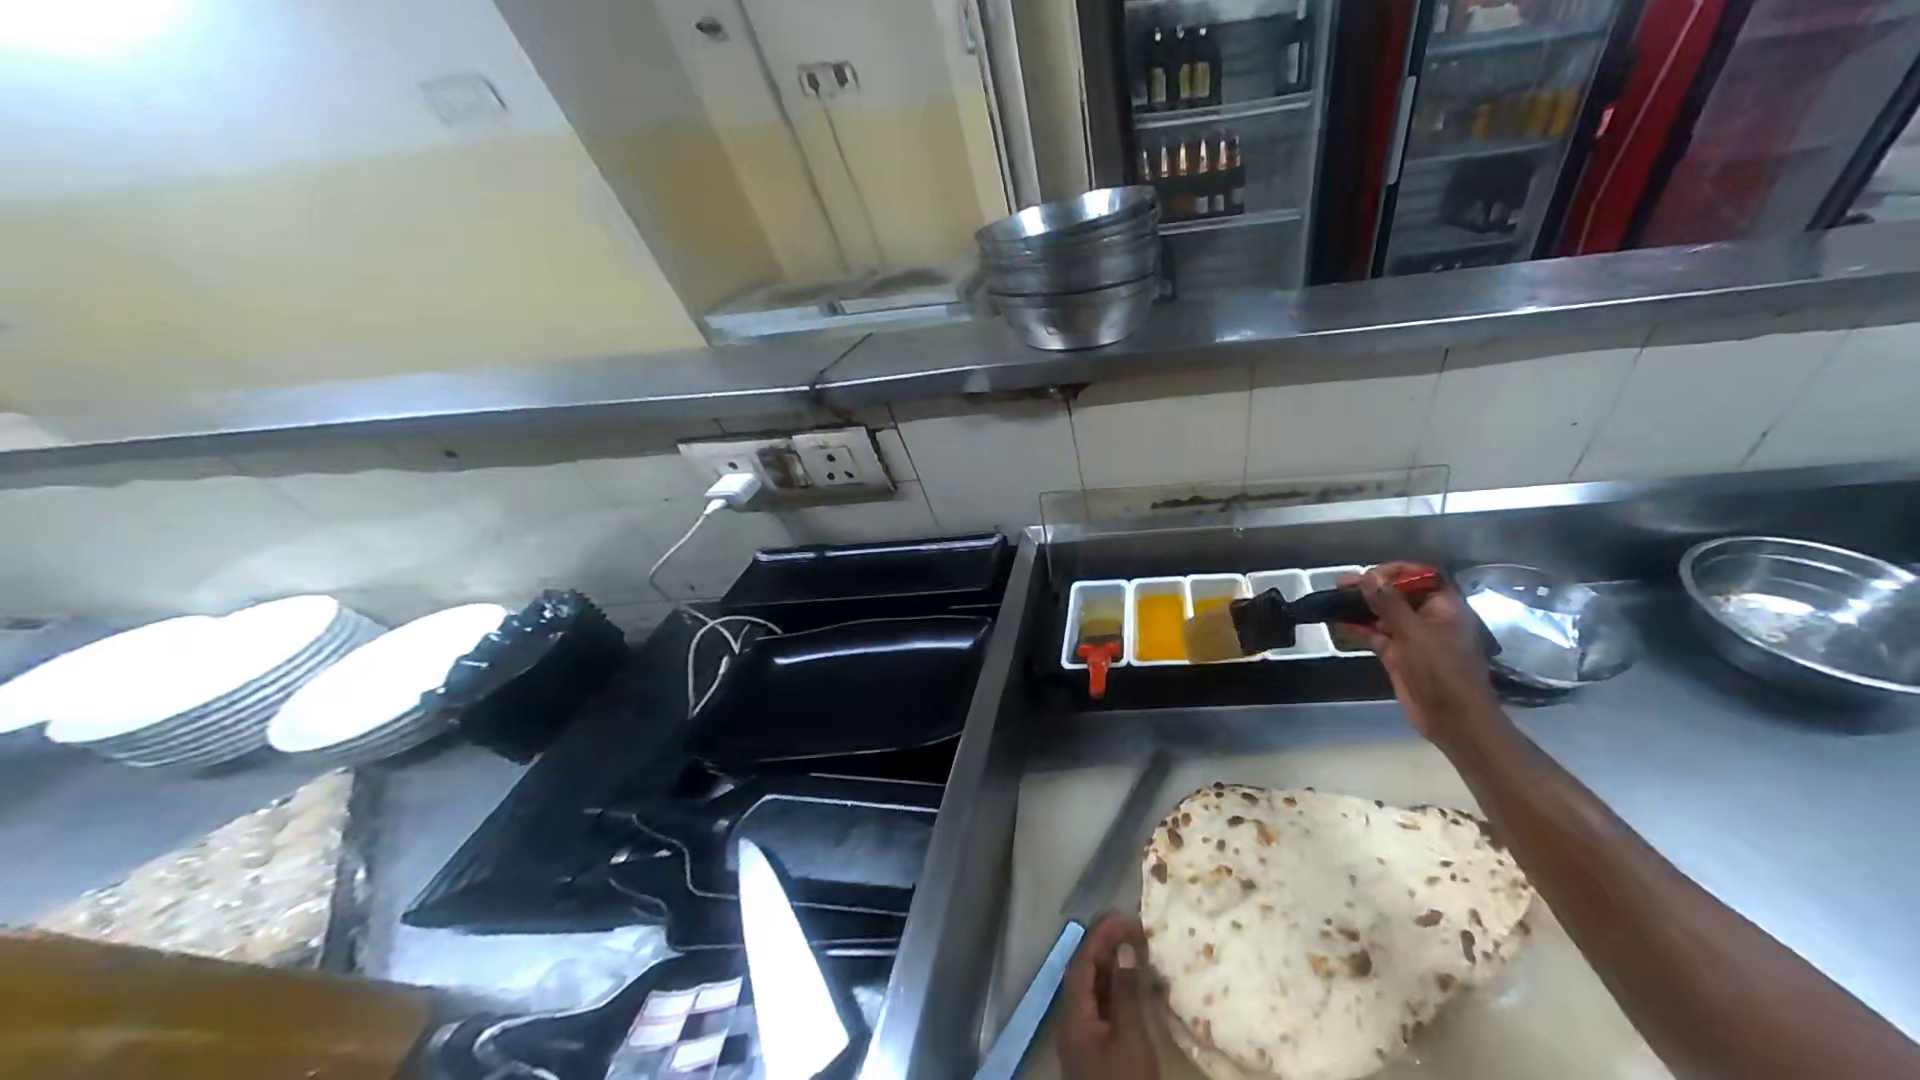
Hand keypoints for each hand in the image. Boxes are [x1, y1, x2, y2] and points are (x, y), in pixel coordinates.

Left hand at [1059, 914, 1157, 1079]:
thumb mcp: (1131, 1039)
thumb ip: (1127, 993)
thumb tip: (1125, 949)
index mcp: (1074, 1015)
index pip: (1082, 964)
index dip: (1099, 937)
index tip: (1120, 917)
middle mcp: (1072, 1020)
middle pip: (1084, 973)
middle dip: (1103, 946)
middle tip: (1128, 925)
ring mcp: (1083, 1035)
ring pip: (1093, 988)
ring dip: (1110, 965)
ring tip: (1131, 944)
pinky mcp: (1095, 1048)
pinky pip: (1101, 1006)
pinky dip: (1114, 988)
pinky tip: (1130, 980)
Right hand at [1340, 562, 1504, 747]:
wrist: (1453, 718)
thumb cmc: (1442, 671)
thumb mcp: (1414, 633)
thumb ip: (1389, 604)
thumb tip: (1368, 577)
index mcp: (1444, 608)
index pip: (1423, 577)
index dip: (1396, 571)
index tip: (1370, 574)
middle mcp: (1428, 618)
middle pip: (1398, 594)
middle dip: (1371, 588)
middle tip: (1340, 584)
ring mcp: (1412, 637)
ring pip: (1383, 614)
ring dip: (1359, 607)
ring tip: (1333, 600)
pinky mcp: (1397, 655)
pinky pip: (1374, 635)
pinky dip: (1356, 628)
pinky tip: (1336, 622)